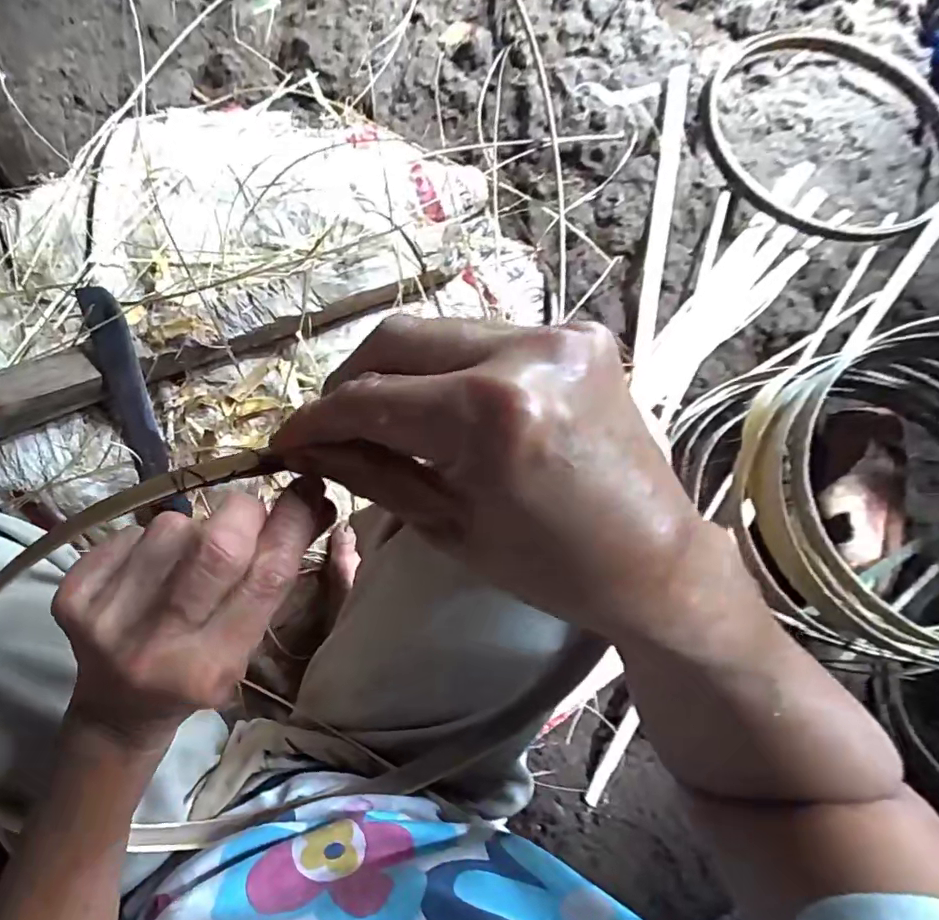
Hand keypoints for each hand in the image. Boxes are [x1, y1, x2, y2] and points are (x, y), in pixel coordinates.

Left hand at [51, 477, 333, 749]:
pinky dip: (149, 540)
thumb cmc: (194, 678)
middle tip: (247, 512)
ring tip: (187, 557)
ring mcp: (107, 621)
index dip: (292, 525)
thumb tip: (313, 502)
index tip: (306, 489)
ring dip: (191, 528)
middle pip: (216, 548)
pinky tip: (147, 569)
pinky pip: (129, 533)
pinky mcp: (70, 597)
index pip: (265, 579)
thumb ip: (271, 582)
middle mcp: (158, 647)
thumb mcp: (243, 647)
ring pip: (171, 528)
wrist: (116, 711)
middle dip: (244, 512)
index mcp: (213, 667)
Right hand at [270, 316, 721, 640]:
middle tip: (330, 427)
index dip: (316, 420)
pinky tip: (438, 408)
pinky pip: (481, 339)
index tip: (285, 440)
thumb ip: (370, 472)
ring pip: (436, 331)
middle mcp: (524, 350)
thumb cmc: (548, 568)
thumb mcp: (447, 525)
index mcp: (490, 415)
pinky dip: (443, 370)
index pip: (370, 400)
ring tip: (380, 419)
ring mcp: (557, 332)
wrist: (653, 561)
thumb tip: (308, 448)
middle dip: (348, 384)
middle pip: (396, 339)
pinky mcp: (576, 333)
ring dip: (394, 372)